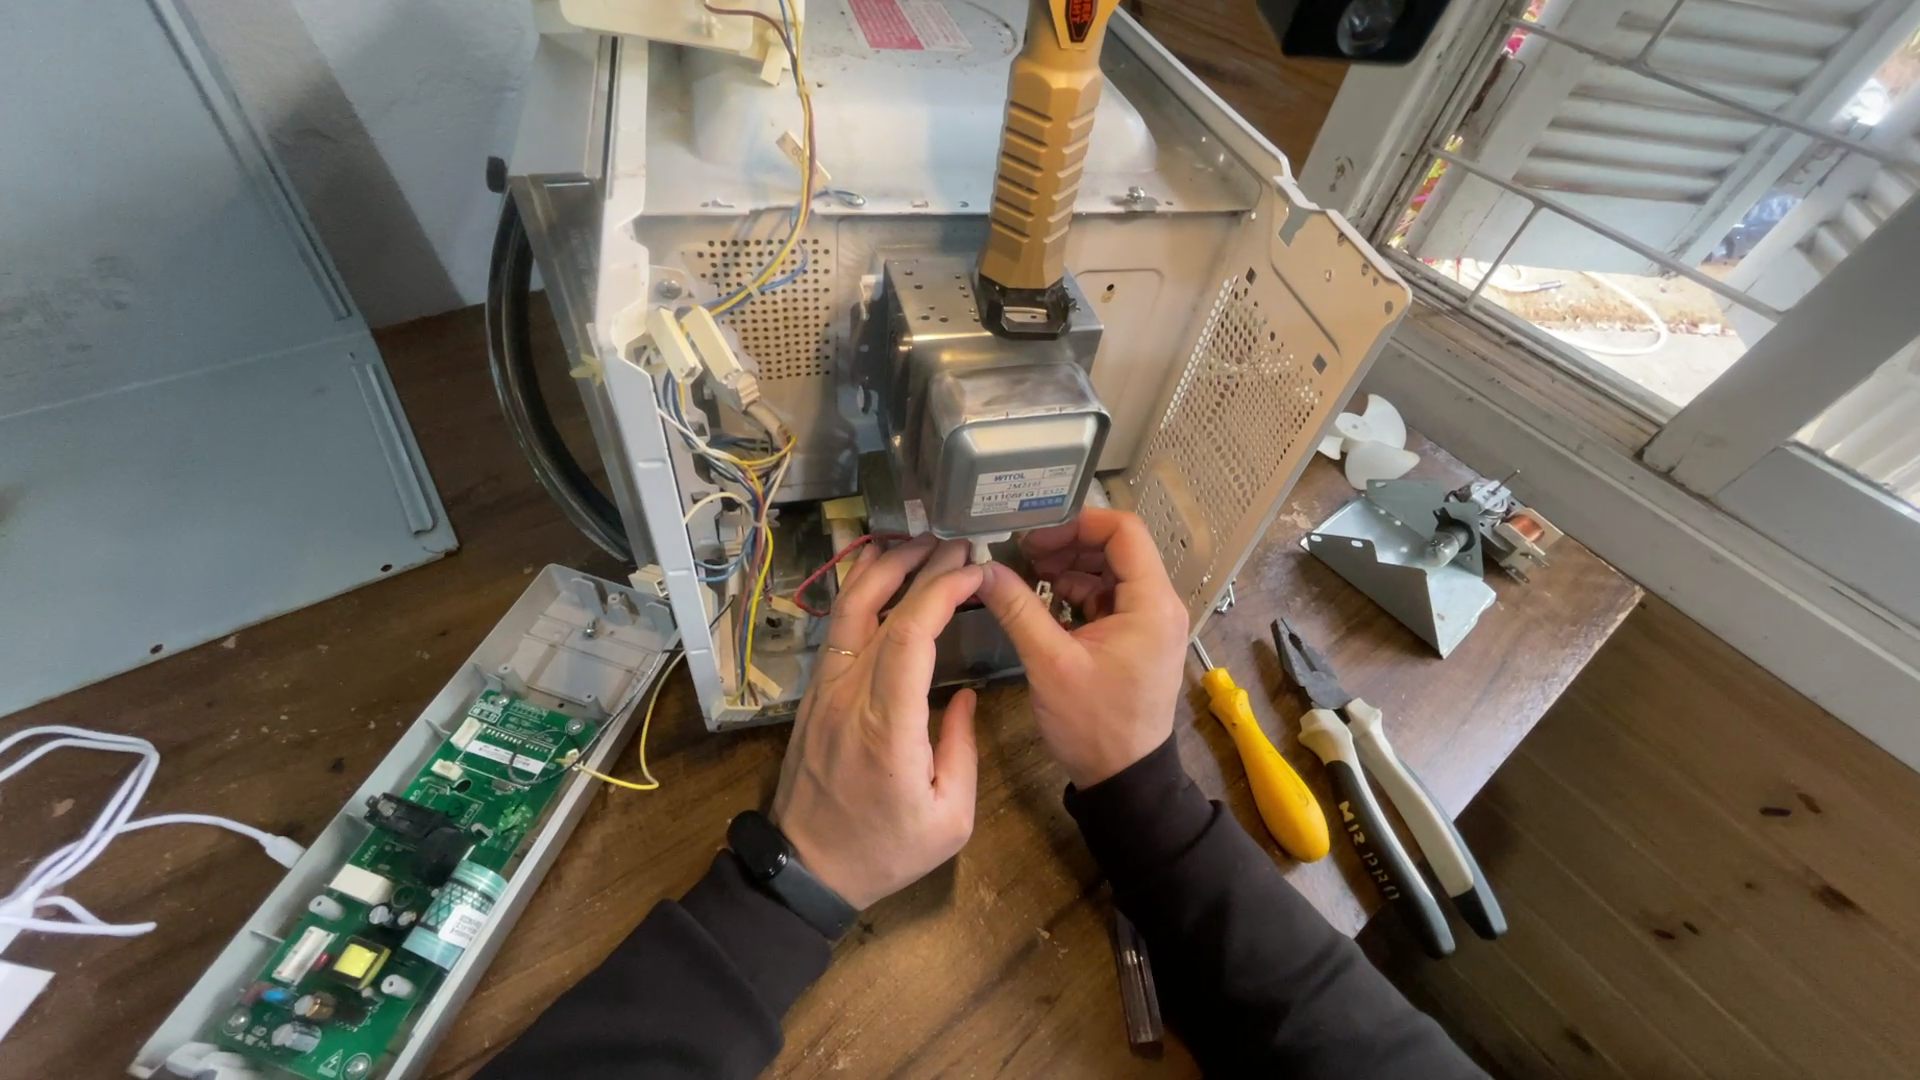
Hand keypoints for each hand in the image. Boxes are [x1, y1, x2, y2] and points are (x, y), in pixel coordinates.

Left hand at [770, 536, 984, 910]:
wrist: (805, 871)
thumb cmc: (884, 850)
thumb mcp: (950, 818)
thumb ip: (963, 747)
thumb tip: (964, 695)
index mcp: (887, 726)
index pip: (910, 635)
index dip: (942, 591)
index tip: (974, 571)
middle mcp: (849, 694)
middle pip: (880, 610)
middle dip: (921, 566)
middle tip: (957, 544)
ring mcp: (824, 690)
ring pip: (847, 609)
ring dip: (883, 568)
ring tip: (919, 543)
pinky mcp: (814, 693)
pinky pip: (836, 629)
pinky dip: (861, 593)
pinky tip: (881, 578)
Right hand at [977, 508, 1187, 787]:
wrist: (1124, 778)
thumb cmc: (1093, 723)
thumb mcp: (1049, 663)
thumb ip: (1017, 608)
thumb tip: (982, 568)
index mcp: (1151, 602)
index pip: (1123, 531)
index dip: (1078, 523)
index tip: (1035, 536)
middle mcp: (1159, 604)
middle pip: (1116, 548)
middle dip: (1068, 546)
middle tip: (1024, 555)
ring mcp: (1150, 621)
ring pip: (1110, 572)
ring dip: (1070, 570)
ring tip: (1029, 578)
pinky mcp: (1137, 638)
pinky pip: (1108, 599)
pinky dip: (1077, 595)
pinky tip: (1046, 605)